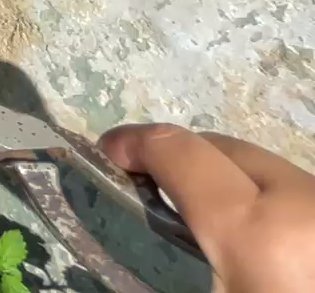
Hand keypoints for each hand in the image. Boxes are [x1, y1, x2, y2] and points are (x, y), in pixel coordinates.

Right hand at [100, 123, 314, 290]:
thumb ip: (168, 265)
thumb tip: (120, 238)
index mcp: (254, 229)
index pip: (174, 146)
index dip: (133, 143)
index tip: (114, 161)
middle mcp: (308, 209)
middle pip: (226, 148)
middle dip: (187, 162)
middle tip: (167, 199)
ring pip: (281, 176)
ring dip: (246, 190)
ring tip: (240, 235)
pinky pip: (314, 204)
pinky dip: (293, 217)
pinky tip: (295, 256)